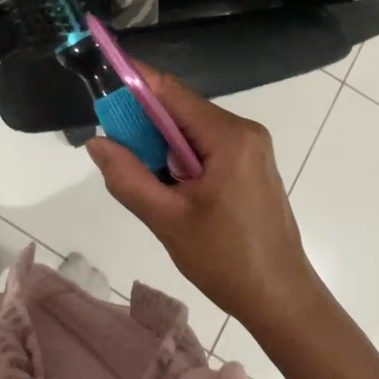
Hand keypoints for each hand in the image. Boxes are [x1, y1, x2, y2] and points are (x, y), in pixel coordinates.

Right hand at [85, 70, 323, 329]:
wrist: (281, 299)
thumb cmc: (226, 260)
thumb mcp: (167, 220)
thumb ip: (128, 177)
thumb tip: (98, 143)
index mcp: (229, 136)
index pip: (171, 93)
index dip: (135, 83)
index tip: (102, 79)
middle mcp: (245, 131)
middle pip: (181, 111)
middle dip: (144, 124)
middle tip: (114, 150)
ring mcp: (252, 148)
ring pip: (192, 131)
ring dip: (161, 146)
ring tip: (141, 178)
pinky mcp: (251, 166)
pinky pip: (207, 147)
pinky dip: (181, 159)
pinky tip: (167, 187)